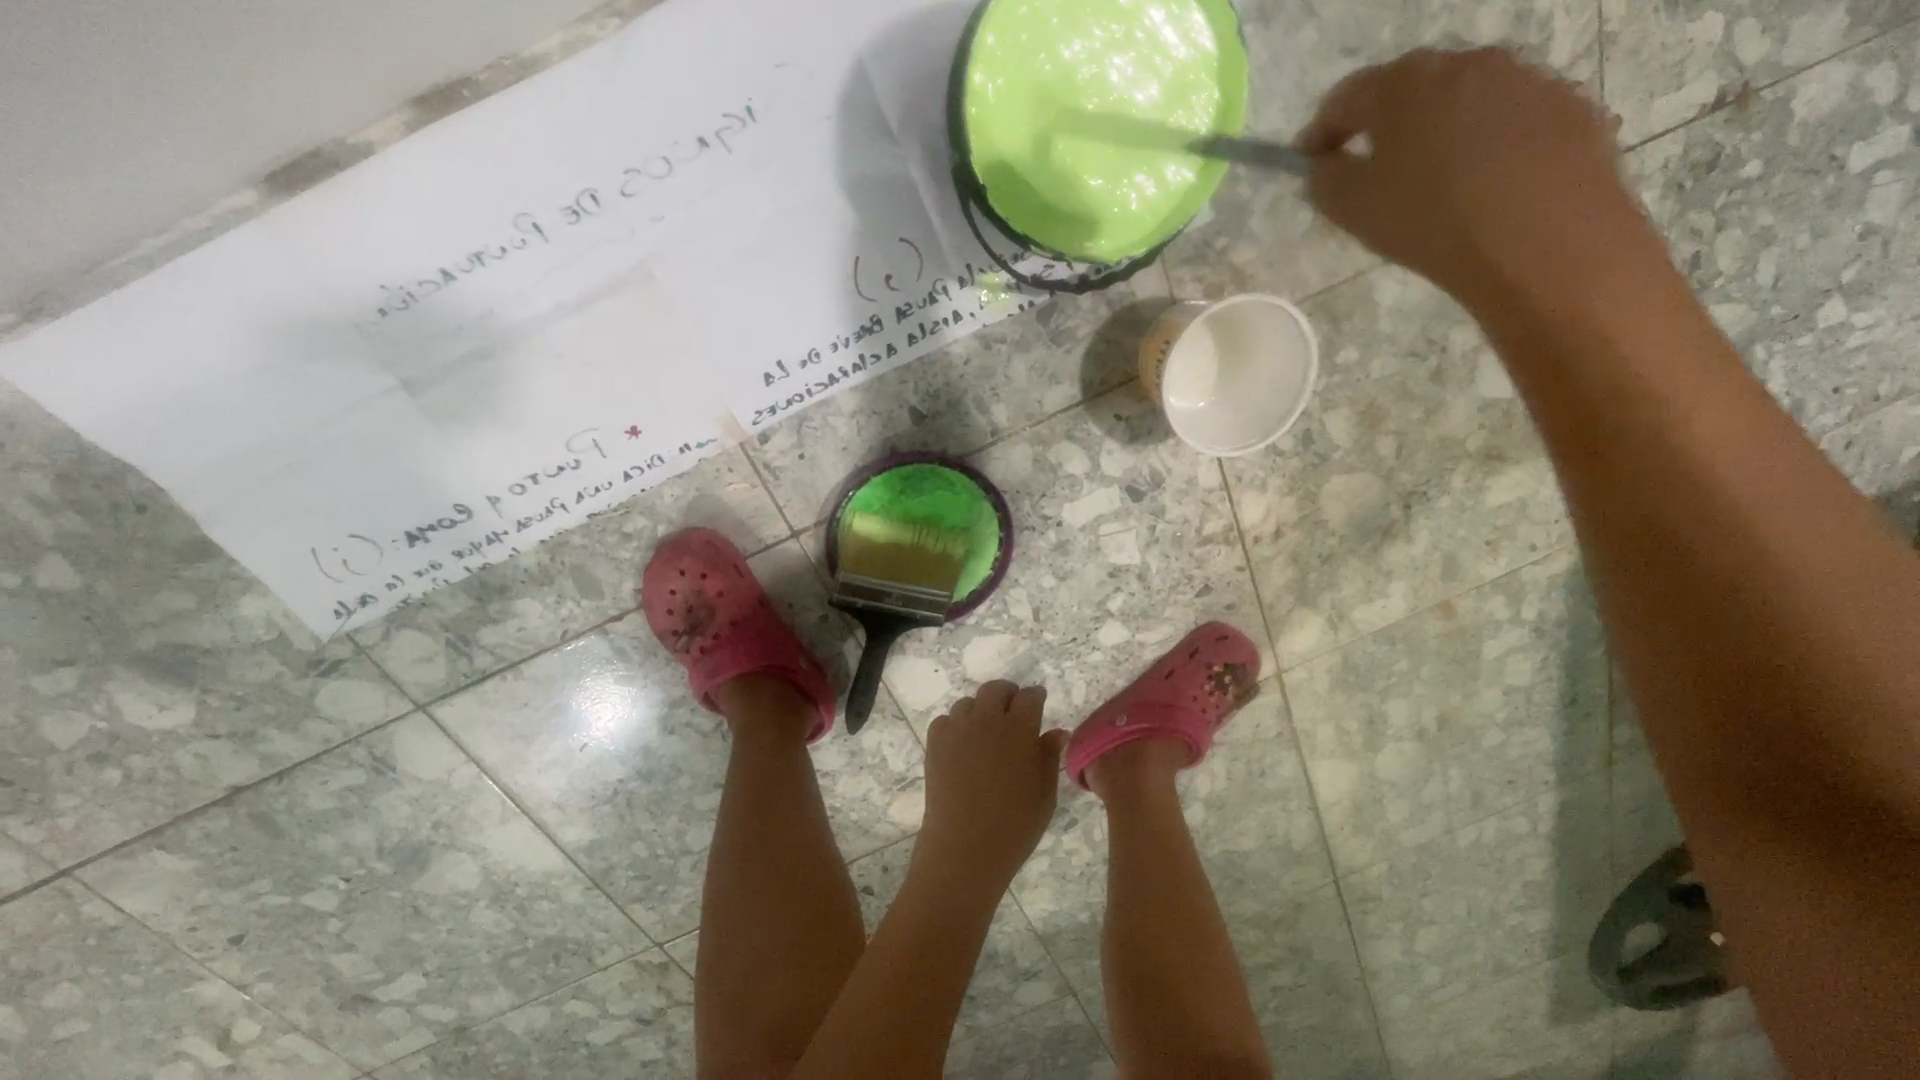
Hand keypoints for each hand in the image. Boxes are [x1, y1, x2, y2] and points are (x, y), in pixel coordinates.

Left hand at [915, 681, 1069, 890]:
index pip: (1030, 697)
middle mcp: (987, 720)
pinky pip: (945, 721)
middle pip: (995, 689)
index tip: (1039, 701)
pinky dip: (956, 725)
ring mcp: (957, 730)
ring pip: (968, 703)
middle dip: (1007, 694)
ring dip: (980, 710)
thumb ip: (1049, 756)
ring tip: (986, 730)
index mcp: (1019, 729)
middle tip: (1013, 711)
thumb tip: (1057, 732)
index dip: (1036, 696)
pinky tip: (963, 745)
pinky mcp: (935, 744)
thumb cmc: (1015, 825)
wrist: (965, 846)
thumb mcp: (1045, 793)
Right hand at [1300, 48, 1653, 309]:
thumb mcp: (1353, 210)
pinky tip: (1492, 189)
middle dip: (1389, 125)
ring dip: (1446, 132)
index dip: (1322, 131)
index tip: (1311, 160)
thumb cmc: (1432, 222)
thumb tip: (1328, 164)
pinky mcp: (1572, 108)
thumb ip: (1326, 179)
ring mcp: (1527, 80)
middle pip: (1412, 90)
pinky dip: (1495, 146)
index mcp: (1405, 83)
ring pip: (1468, 102)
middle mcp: (1467, 64)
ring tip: (1440, 182)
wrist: (1546, 245)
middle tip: (1376, 168)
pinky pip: (1516, 122)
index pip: (1347, 97)